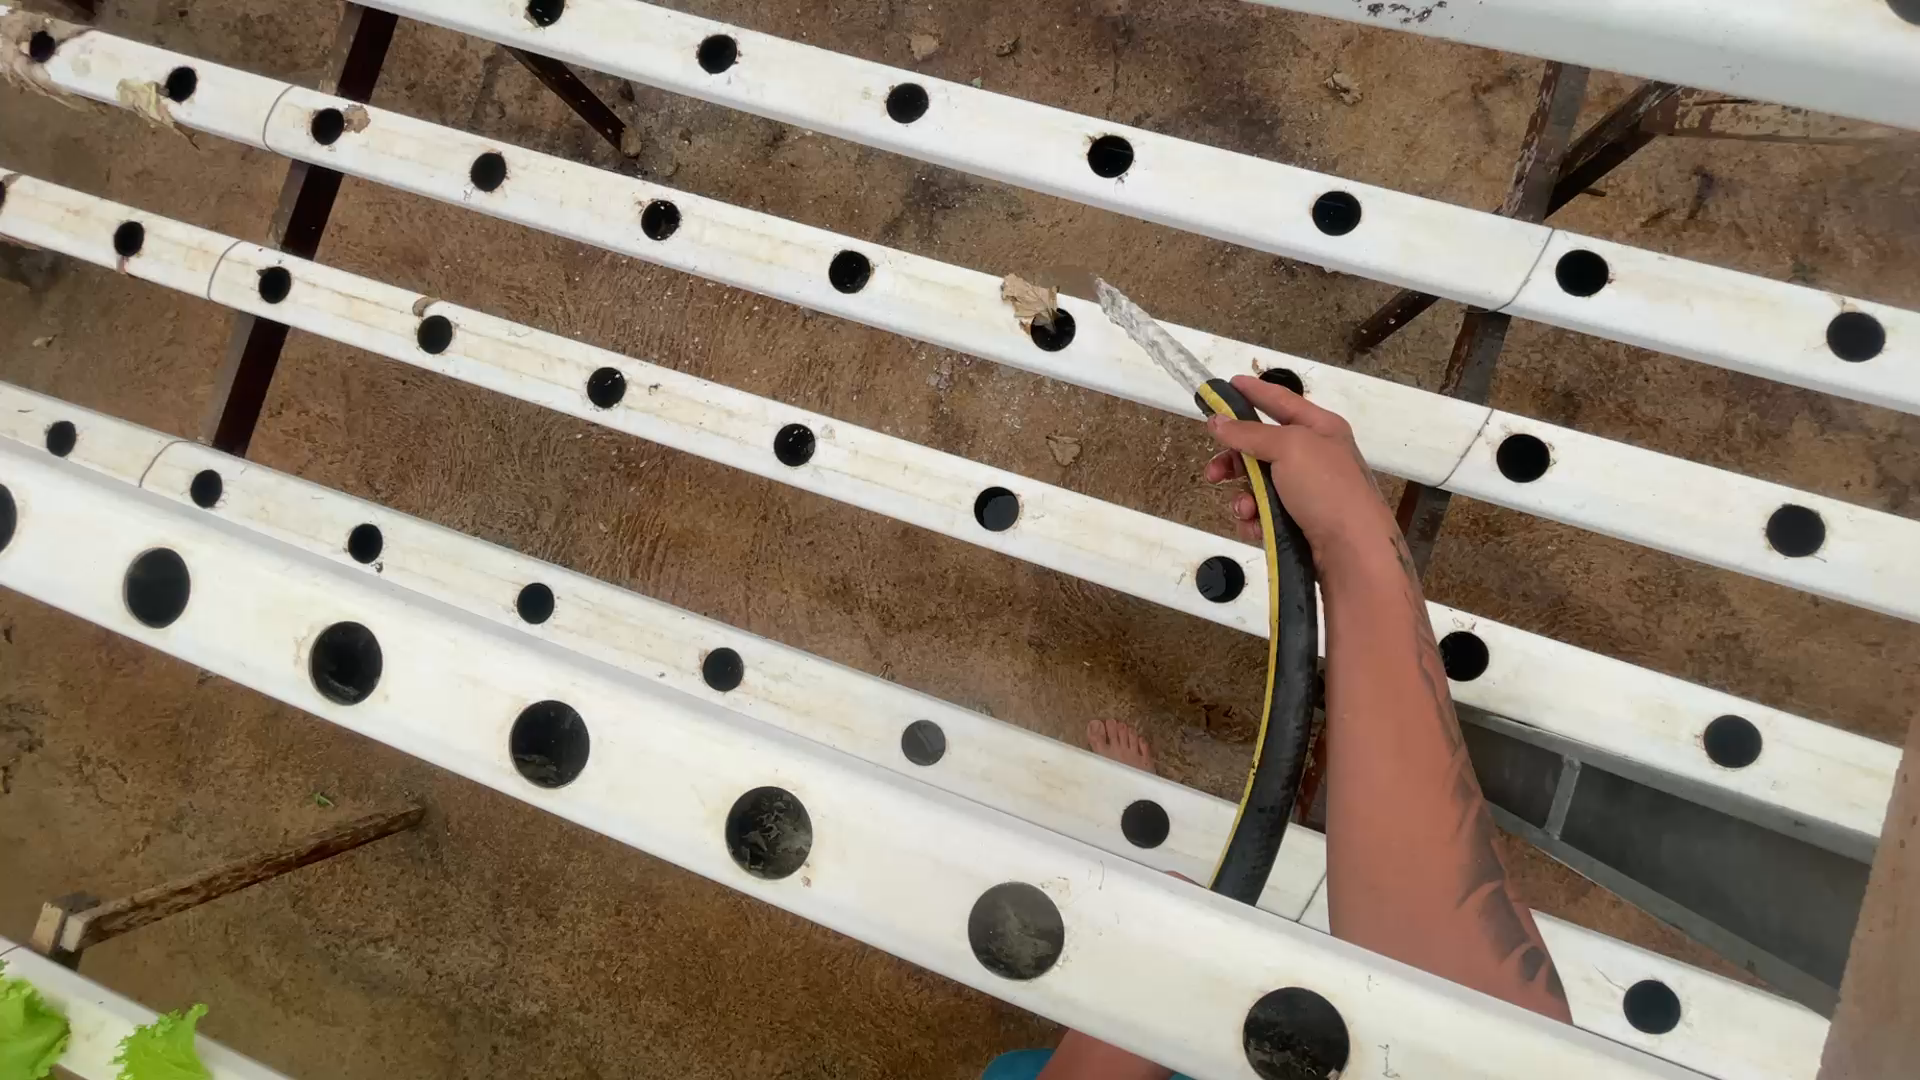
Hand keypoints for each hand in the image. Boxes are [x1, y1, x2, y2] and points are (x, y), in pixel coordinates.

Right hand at [1204, 375, 1394, 574]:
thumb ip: (1249, 433)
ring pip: (1256, 483)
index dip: (1255, 392)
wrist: (1351, 550)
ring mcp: (1306, 490)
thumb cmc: (1326, 489)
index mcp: (1320, 429)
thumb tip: (1217, 421)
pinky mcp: (1297, 519)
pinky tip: (1256, 526)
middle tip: (1213, 472)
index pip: (1281, 401)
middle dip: (1234, 460)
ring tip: (1245, 509)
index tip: (1228, 385)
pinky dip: (1254, 518)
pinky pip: (1262, 511)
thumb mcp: (1288, 448)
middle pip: (1260, 447)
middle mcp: (1313, 456)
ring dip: (1243, 496)